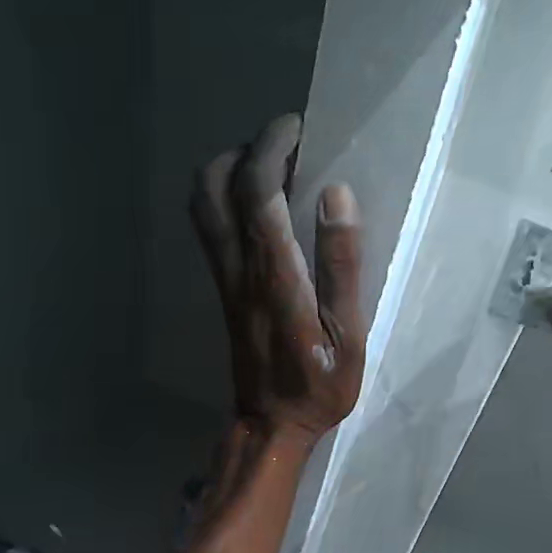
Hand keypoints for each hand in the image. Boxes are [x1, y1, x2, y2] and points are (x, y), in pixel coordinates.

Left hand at [191, 114, 365, 446]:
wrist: (270, 425)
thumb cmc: (317, 387)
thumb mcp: (348, 336)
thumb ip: (342, 267)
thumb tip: (336, 196)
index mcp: (274, 275)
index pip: (257, 190)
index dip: (272, 147)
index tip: (298, 127)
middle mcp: (240, 269)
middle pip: (214, 187)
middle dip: (245, 150)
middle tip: (285, 147)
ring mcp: (225, 280)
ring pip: (203, 206)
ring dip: (228, 172)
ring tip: (271, 170)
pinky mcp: (223, 291)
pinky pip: (210, 230)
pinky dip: (224, 199)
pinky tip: (256, 207)